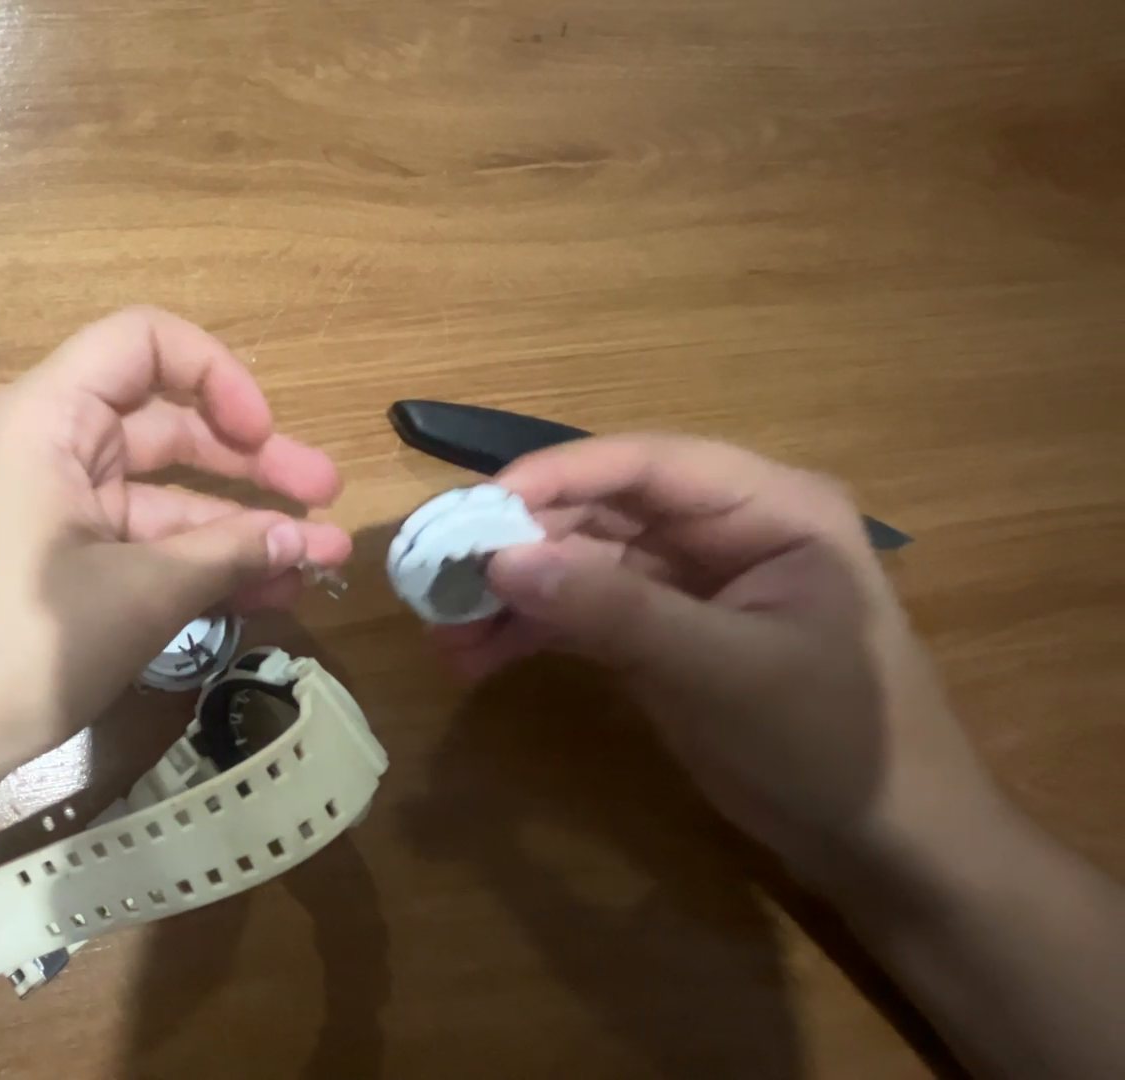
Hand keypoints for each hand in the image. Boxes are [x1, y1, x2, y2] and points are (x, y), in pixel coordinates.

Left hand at [0, 308, 350, 795]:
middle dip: (253, 464)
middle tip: (328, 498)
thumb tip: (308, 541)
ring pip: (162, 499)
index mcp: (48, 418)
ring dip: (237, 530)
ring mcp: (54, 512)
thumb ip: (229, 555)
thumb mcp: (139, 595)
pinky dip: (195, 566)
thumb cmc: (15, 648)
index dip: (217, 375)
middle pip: (167, 427)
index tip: (264, 434)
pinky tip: (265, 593)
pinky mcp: (58, 565)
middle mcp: (50, 449)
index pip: (145, 344)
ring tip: (320, 563)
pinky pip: (139, 547)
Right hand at [431, 435, 1002, 890]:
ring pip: (568, 562)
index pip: (642, 464)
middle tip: (437, 578)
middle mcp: (713, 529)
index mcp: (764, 509)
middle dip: (512, 546)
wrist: (882, 847)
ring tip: (444, 633)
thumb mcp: (722, 670)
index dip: (553, 476)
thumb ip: (613, 610)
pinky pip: (569, 611)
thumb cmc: (834, 743)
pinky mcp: (646, 627)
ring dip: (504, 595)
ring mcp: (675, 579)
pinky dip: (520, 630)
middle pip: (590, 512)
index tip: (474, 509)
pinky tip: (473, 658)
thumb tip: (500, 563)